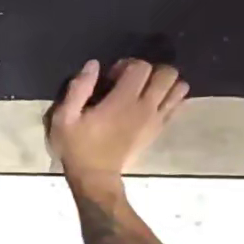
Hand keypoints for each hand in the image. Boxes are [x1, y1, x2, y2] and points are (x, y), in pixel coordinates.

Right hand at [47, 58, 189, 188]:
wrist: (95, 178)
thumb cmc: (77, 146)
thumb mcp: (65, 117)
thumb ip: (78, 88)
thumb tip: (94, 65)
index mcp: (123, 101)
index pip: (141, 67)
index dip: (127, 64)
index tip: (111, 77)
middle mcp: (146, 107)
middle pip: (167, 74)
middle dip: (150, 70)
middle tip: (130, 81)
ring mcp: (156, 119)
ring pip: (179, 88)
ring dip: (164, 83)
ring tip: (144, 90)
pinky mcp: (159, 129)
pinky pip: (178, 105)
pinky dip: (170, 97)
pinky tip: (150, 103)